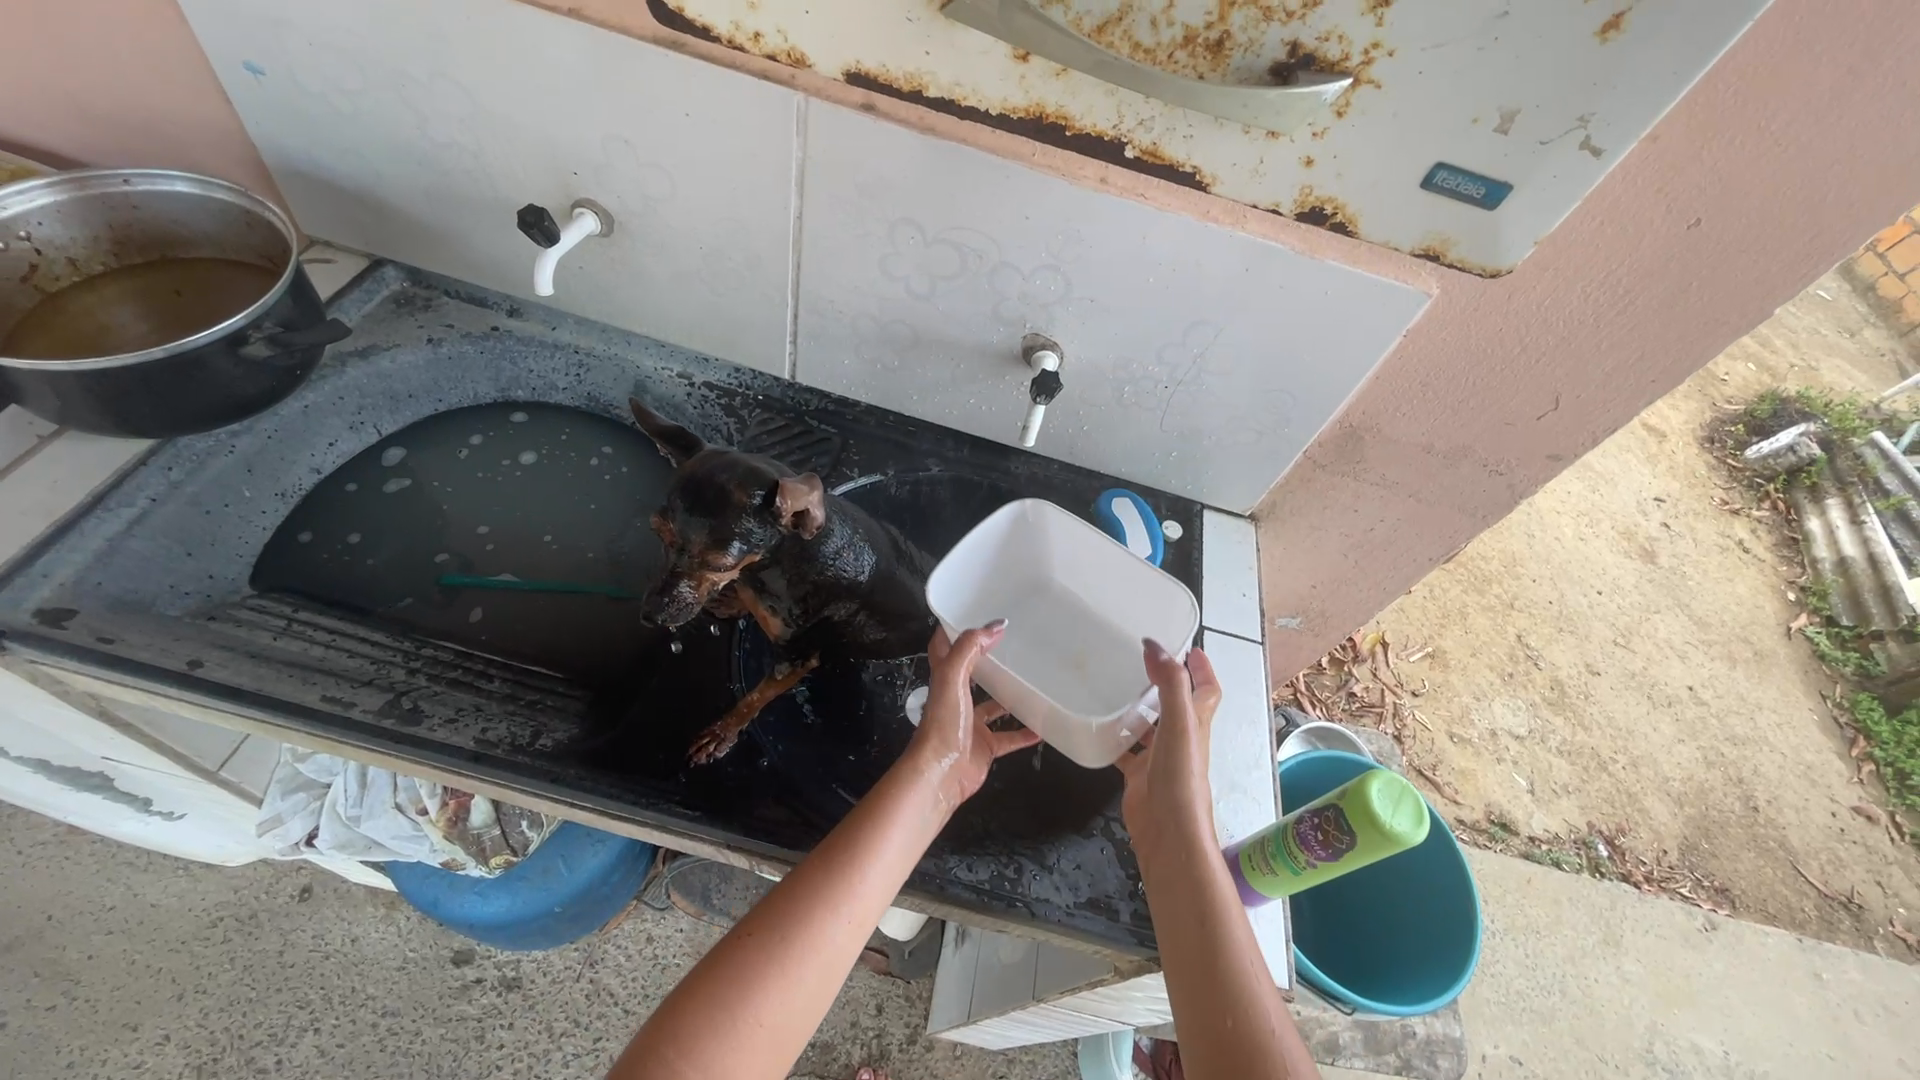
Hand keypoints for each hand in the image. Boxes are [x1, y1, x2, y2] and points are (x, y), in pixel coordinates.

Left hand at [901, 621, 1040, 813]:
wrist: (941, 773)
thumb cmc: (943, 722)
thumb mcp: (952, 677)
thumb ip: (970, 648)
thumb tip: (995, 625)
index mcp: (945, 679)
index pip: (945, 647)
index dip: (955, 629)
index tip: (976, 613)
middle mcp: (956, 699)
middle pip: (972, 674)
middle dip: (989, 661)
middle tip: (1015, 645)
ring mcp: (971, 725)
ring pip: (993, 707)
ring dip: (1009, 697)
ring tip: (1034, 683)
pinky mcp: (985, 747)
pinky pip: (1009, 737)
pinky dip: (1024, 733)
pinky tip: (1042, 727)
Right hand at [1114, 639, 1221, 871]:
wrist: (1168, 830)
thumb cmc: (1179, 776)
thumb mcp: (1179, 724)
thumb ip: (1170, 684)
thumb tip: (1154, 646)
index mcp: (1196, 723)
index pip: (1207, 689)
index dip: (1202, 668)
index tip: (1188, 647)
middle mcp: (1181, 738)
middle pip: (1176, 704)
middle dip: (1163, 683)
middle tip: (1137, 661)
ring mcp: (1159, 757)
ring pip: (1149, 726)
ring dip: (1137, 708)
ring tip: (1111, 685)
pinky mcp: (1139, 774)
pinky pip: (1125, 750)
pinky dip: (1114, 738)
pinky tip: (1096, 727)